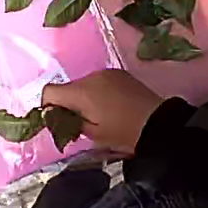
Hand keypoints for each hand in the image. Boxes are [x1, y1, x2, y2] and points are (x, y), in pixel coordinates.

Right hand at [42, 69, 164, 156]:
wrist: (159, 123)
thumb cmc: (124, 133)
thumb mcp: (93, 135)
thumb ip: (71, 122)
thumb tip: (56, 116)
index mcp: (81, 92)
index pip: (49, 92)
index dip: (48, 106)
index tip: (57, 121)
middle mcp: (91, 77)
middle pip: (67, 87)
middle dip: (68, 103)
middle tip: (80, 123)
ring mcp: (106, 72)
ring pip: (83, 84)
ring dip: (84, 97)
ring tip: (99, 115)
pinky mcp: (119, 73)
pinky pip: (99, 81)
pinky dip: (98, 91)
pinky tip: (112, 105)